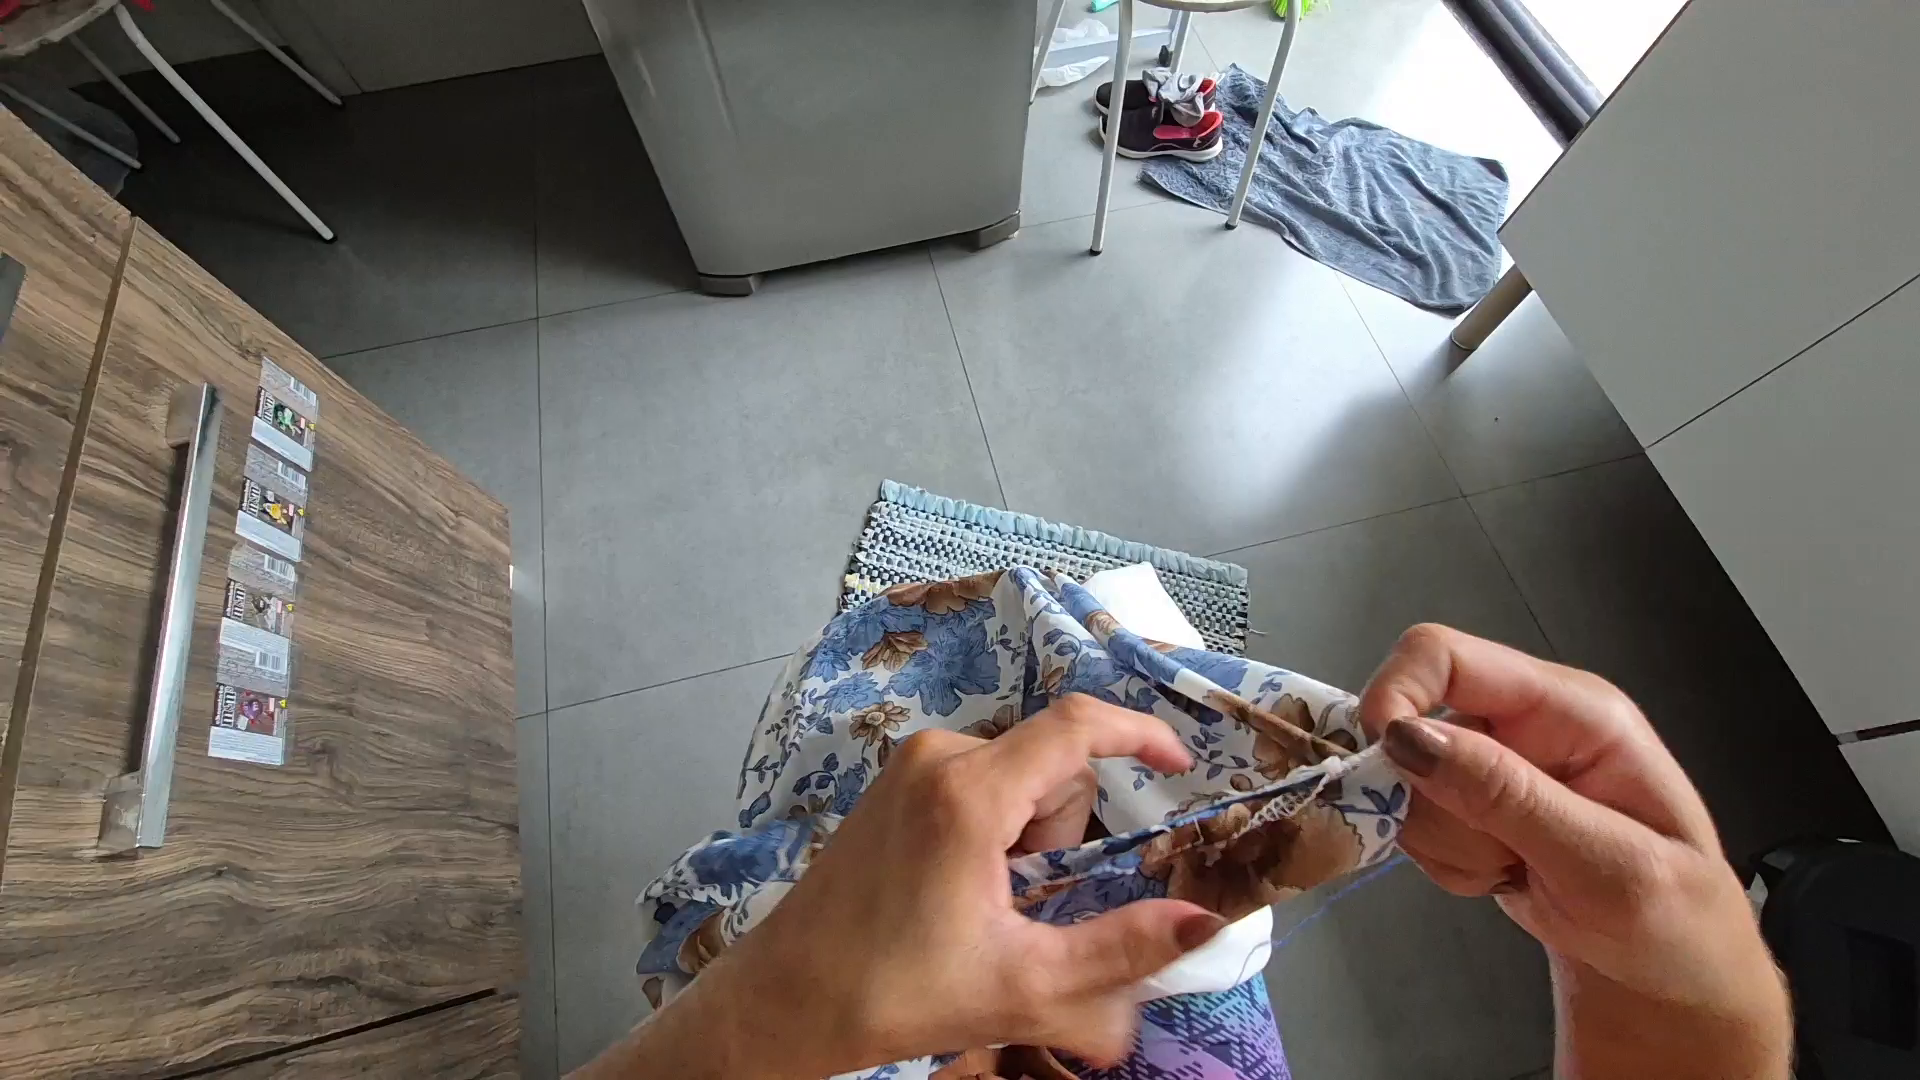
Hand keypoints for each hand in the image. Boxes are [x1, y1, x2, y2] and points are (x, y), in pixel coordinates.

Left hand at [576, 695, 1226, 1079]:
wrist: (791, 991)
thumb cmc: (900, 991)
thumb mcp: (1022, 983)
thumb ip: (1121, 950)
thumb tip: (1203, 919)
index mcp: (970, 791)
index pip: (1075, 726)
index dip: (1137, 734)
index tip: (1178, 764)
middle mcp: (941, 752)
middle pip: (1051, 761)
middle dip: (1062, 830)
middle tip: (1026, 901)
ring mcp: (915, 759)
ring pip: (1021, 769)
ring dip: (1031, 829)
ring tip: (990, 896)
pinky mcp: (901, 774)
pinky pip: (983, 773)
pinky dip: (999, 819)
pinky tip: (963, 876)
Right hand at [1358, 625, 1788, 1075]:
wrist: (1673, 981)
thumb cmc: (1678, 925)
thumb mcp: (1613, 870)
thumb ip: (1509, 797)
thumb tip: (1403, 736)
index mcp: (1566, 706)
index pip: (1442, 655)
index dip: (1395, 693)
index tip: (1385, 762)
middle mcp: (1514, 717)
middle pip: (1407, 723)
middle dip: (1429, 799)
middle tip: (1490, 852)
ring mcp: (1482, 756)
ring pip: (1397, 776)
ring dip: (1439, 837)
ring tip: (1509, 869)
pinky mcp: (1455, 792)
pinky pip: (1403, 812)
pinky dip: (1437, 853)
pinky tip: (1494, 871)